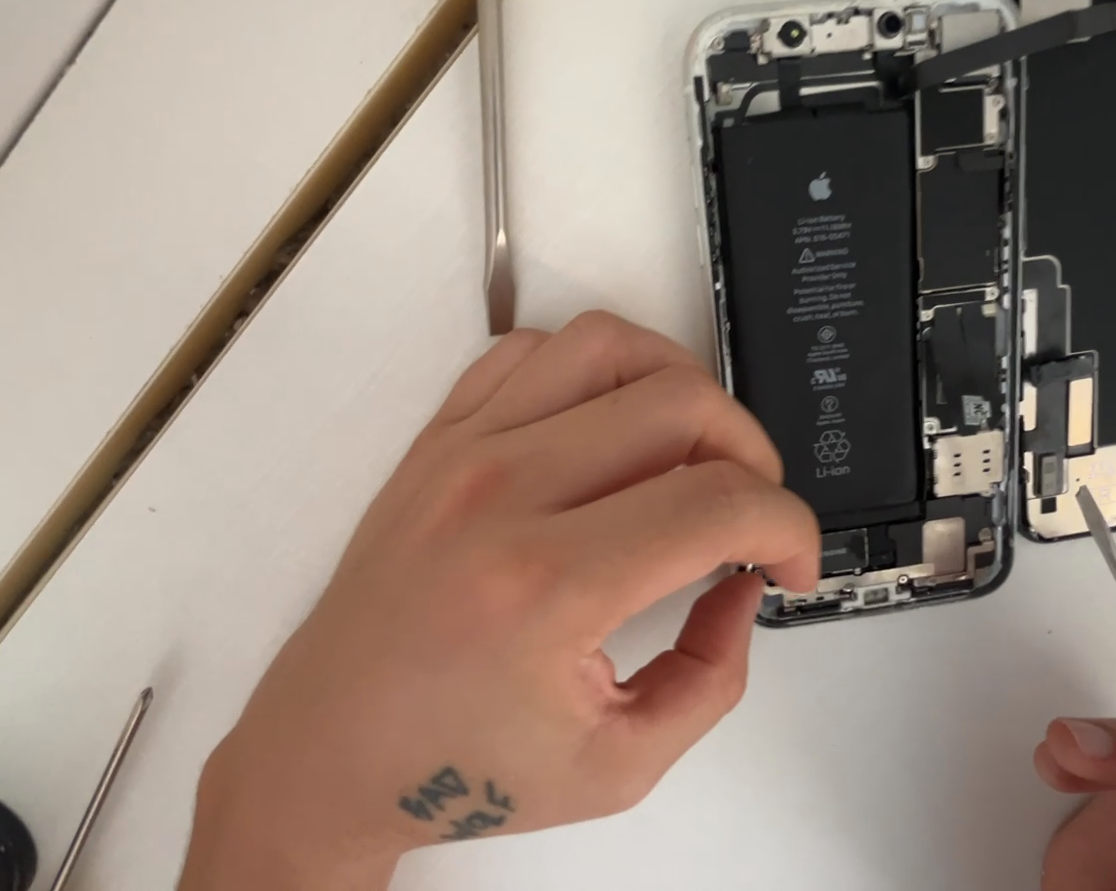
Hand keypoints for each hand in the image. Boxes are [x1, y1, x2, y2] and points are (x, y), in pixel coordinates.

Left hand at [178, 311, 818, 890]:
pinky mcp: (439, 436)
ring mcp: (464, 450)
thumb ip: (712, 674)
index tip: (788, 560)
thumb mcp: (619, 764)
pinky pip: (531, 349)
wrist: (326, 751)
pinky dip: (594, 367)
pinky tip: (609, 421)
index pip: (718, 504)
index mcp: (548, 588)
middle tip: (750, 507)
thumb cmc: (455, 770)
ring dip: (680, 384)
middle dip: (752, 452)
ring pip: (609, 346)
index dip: (788, 528)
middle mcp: (502, 494)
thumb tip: (743, 583)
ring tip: (692, 446)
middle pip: (679, 404)